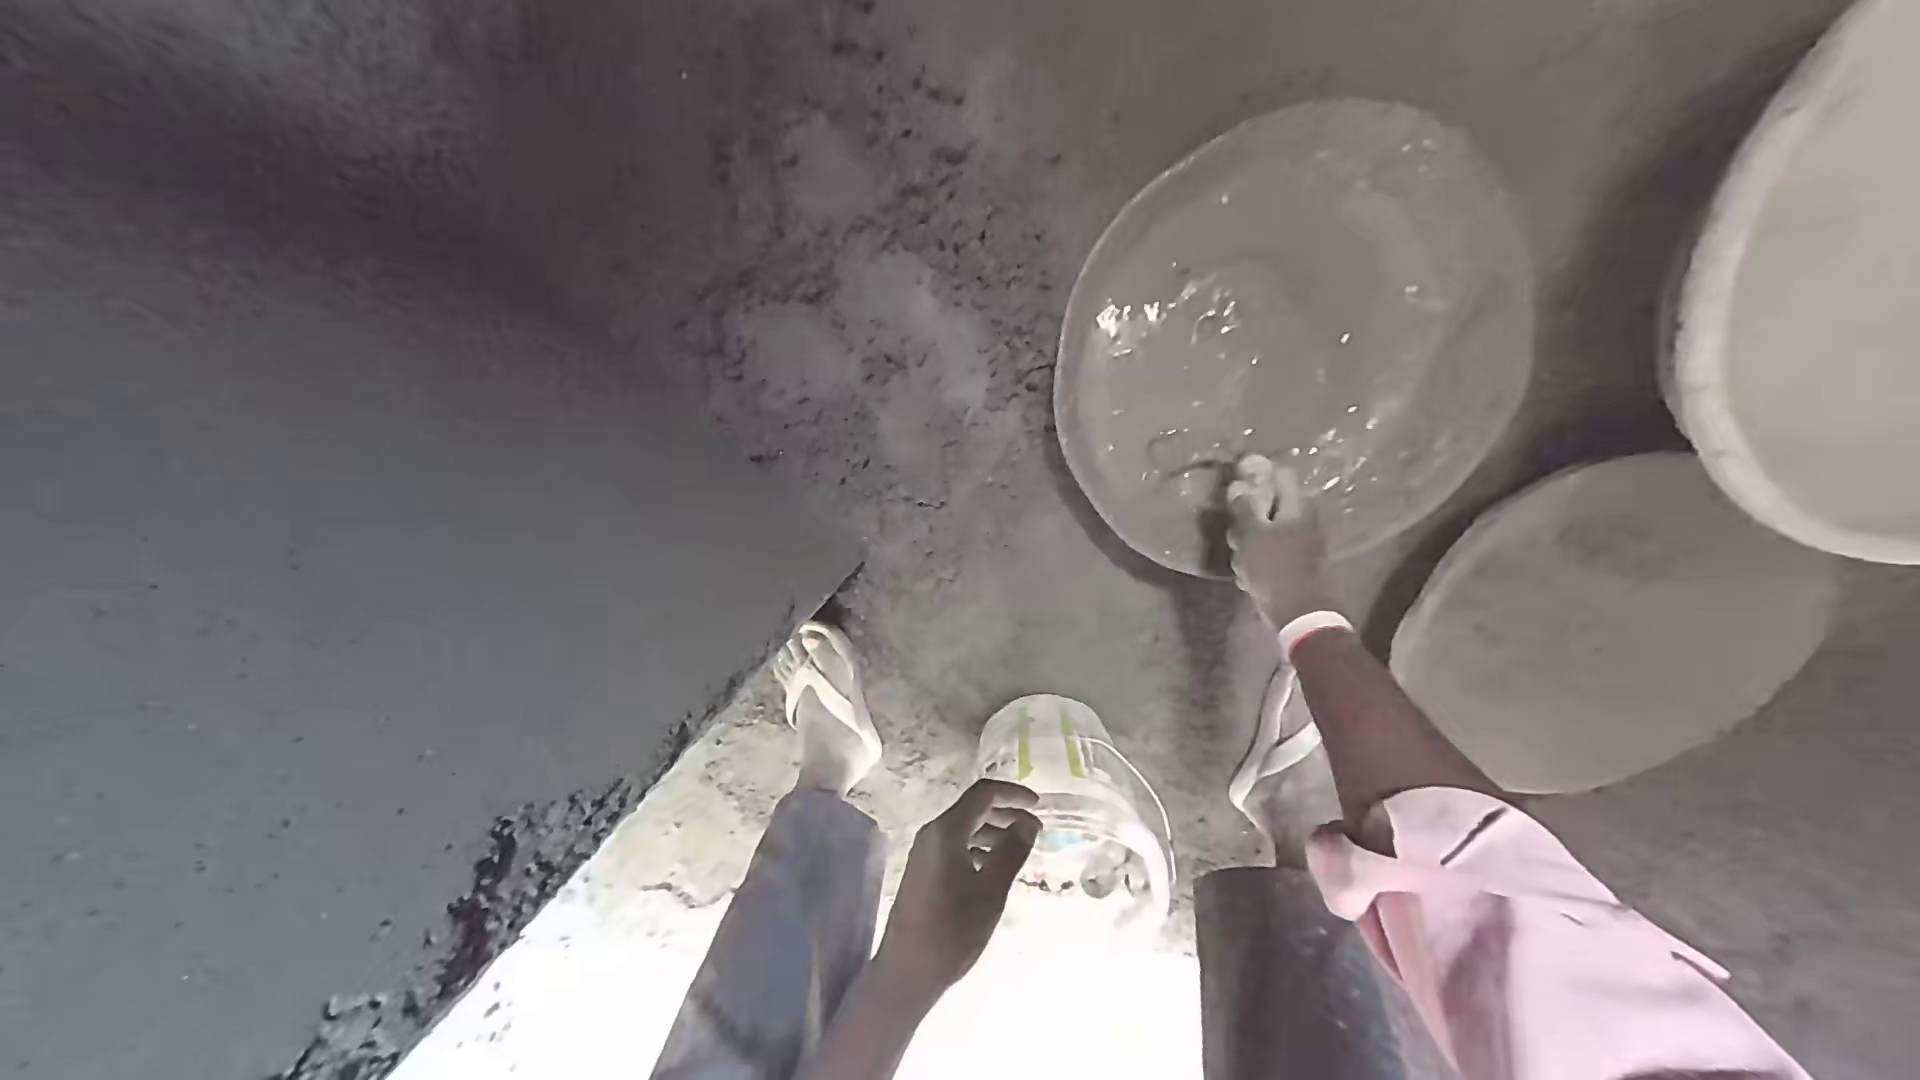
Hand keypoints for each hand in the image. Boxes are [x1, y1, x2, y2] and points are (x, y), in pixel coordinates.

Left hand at [874, 779, 1040, 1001]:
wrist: (907, 971)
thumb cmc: (951, 931)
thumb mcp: (991, 891)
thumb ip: (1011, 852)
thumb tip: (1028, 823)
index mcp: (946, 831)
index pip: (983, 794)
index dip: (1012, 794)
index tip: (1038, 806)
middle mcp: (933, 833)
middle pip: (974, 808)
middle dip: (1006, 813)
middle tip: (1035, 830)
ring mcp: (926, 851)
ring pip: (966, 827)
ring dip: (994, 831)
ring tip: (1020, 850)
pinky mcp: (925, 869)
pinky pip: (957, 844)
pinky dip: (980, 847)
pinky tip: (996, 867)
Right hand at [1227, 454, 1334, 629]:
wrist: (1297, 611)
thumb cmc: (1272, 567)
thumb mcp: (1251, 534)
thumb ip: (1244, 507)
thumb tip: (1238, 485)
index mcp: (1297, 506)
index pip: (1279, 474)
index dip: (1255, 474)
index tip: (1234, 483)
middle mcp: (1304, 519)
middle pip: (1270, 504)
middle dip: (1248, 515)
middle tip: (1233, 530)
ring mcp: (1302, 542)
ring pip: (1266, 530)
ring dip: (1248, 540)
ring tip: (1239, 558)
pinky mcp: (1295, 562)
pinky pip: (1270, 551)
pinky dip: (1257, 558)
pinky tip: (1248, 573)